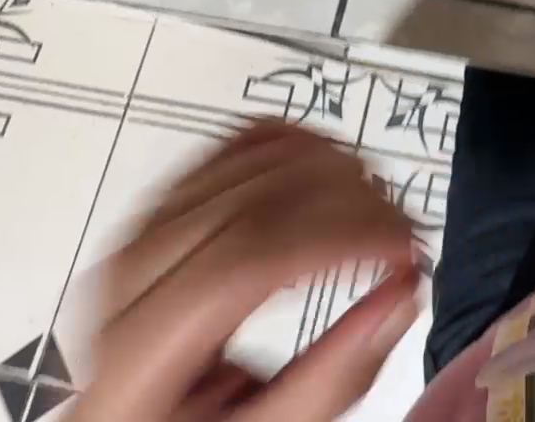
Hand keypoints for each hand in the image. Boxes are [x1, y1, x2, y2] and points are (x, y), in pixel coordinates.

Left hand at [72, 121, 421, 421]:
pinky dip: (298, 141)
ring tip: (377, 201)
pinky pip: (237, 141)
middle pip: (255, 201)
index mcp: (141, 348)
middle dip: (351, 202)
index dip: (341, 238)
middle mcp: (134, 271)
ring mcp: (146, 225)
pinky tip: (331, 165)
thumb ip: (329, 381)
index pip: (249, 259)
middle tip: (402, 229)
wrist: (132, 420)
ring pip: (249, 156)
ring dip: (332, 164)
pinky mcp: (170, 200)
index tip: (401, 248)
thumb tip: (398, 299)